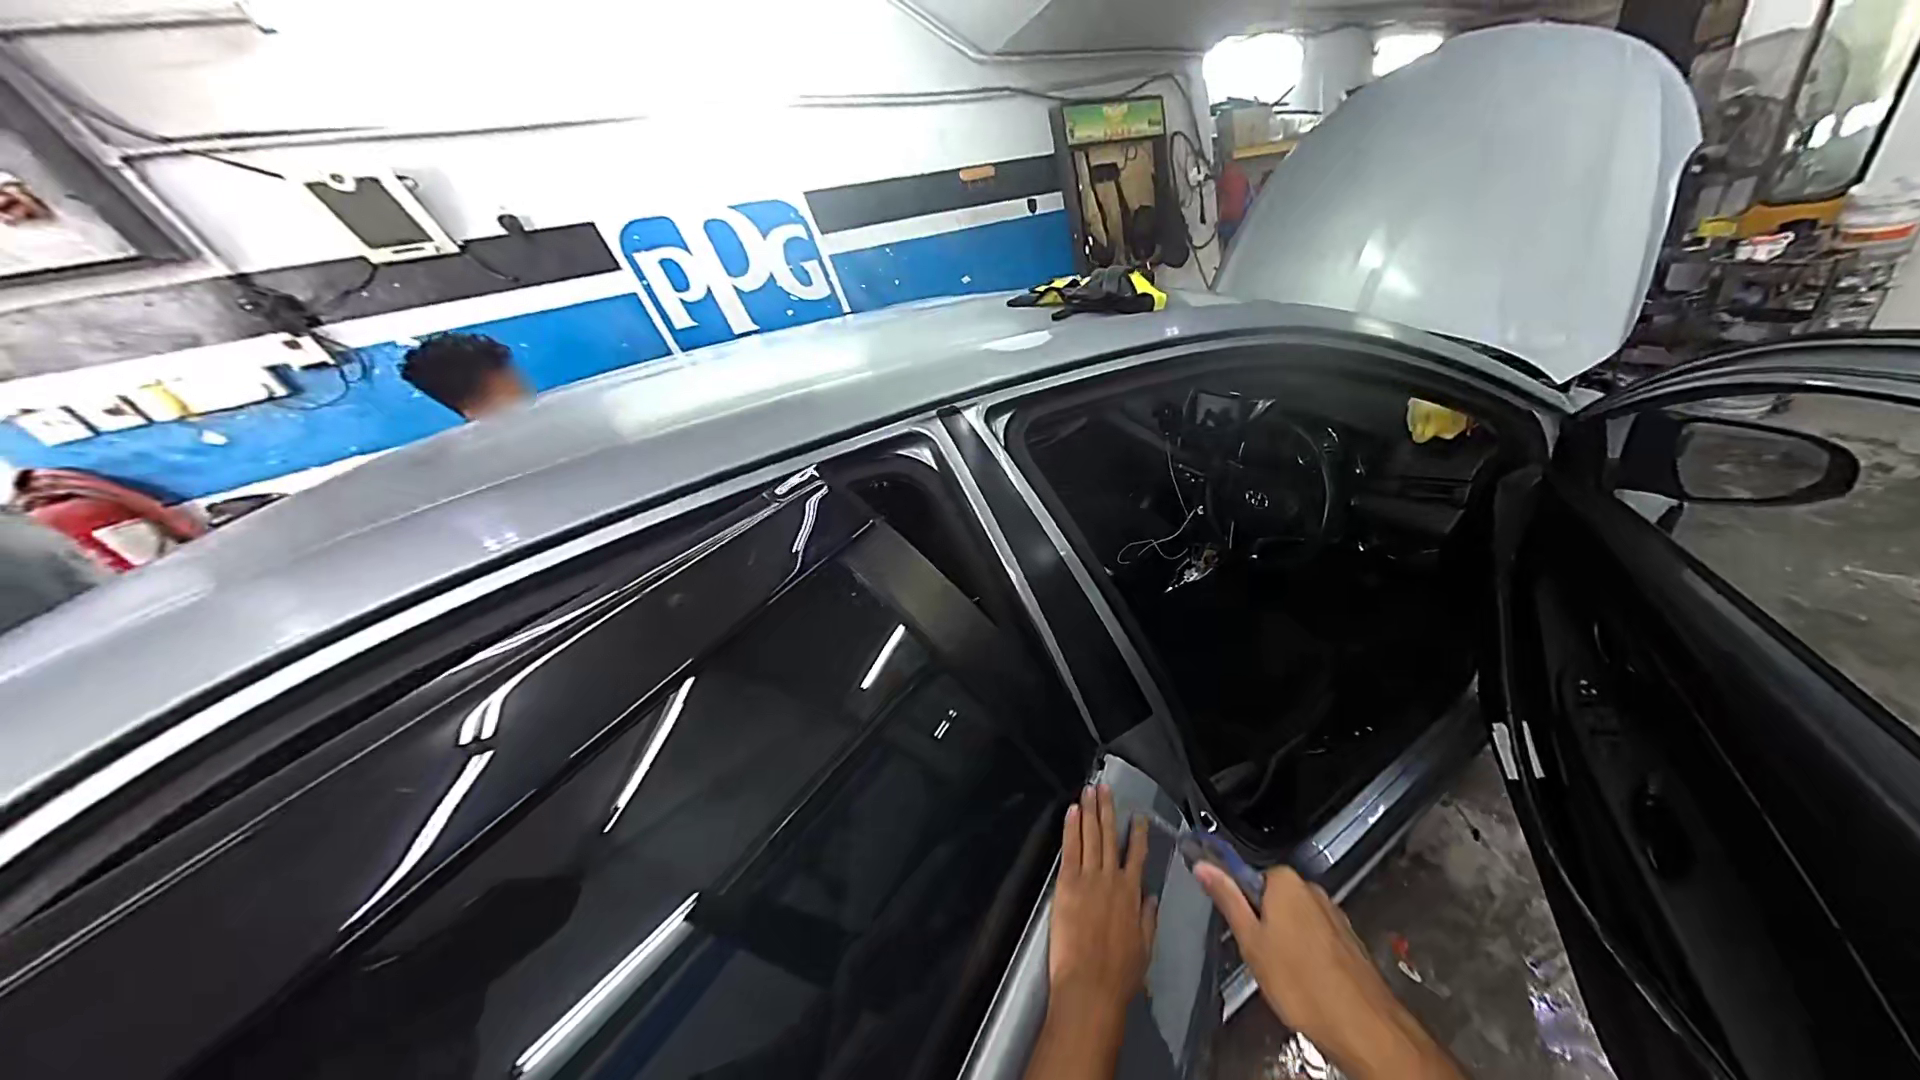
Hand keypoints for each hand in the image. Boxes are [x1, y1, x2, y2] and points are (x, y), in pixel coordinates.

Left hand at [1023, 784, 1156, 1079]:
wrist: (1090, 985)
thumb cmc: (1120, 974)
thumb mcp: (1144, 946)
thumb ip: (1148, 917)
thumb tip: (1151, 895)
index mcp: (1132, 893)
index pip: (1137, 854)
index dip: (1138, 833)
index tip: (1138, 816)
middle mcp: (1111, 879)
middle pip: (1110, 836)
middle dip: (1107, 809)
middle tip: (1104, 787)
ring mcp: (1088, 878)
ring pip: (1090, 835)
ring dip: (1089, 811)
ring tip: (1088, 791)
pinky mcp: (1067, 883)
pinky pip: (1070, 848)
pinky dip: (1071, 828)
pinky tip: (1071, 812)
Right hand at [1194, 863, 1462, 1079]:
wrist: (1367, 1031)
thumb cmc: (1300, 984)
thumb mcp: (1251, 941)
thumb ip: (1227, 898)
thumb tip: (1203, 865)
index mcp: (1285, 881)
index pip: (1247, 876)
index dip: (1239, 903)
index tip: (1240, 930)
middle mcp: (1312, 889)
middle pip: (1272, 898)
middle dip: (1263, 922)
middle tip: (1258, 955)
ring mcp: (1335, 915)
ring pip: (1295, 920)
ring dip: (1286, 940)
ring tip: (1284, 975)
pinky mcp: (1350, 941)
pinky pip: (1316, 937)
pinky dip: (1308, 954)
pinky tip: (1307, 982)